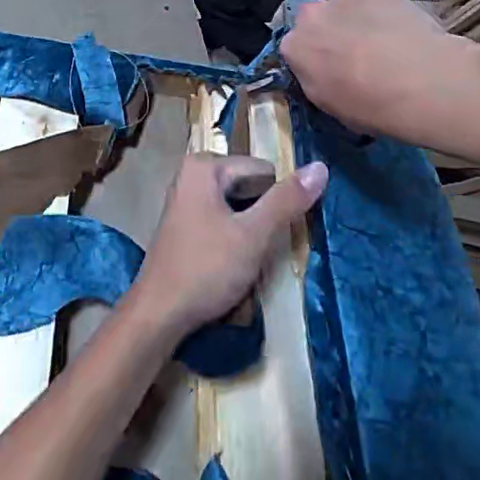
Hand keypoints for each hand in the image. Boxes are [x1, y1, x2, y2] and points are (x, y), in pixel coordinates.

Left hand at [126, 153, 327, 335]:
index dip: (277, 203)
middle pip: (251, 186)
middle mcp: (192, 173)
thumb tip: (320, 167)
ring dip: (252, 230)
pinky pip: (224, 219)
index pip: (264, 171)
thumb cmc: (206, 269)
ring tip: (248, 258)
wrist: (159, 313)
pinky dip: (235, 237)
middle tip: (260, 248)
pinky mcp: (187, 223)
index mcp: (204, 166)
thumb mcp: (253, 235)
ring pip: (239, 205)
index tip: (273, 234)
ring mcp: (187, 198)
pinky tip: (234, 262)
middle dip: (263, 216)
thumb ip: (286, 201)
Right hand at [282, 0, 479, 141]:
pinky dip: (380, 13)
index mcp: (294, 48)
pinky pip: (370, 1)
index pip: (294, 50)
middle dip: (330, 35)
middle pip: (315, 22)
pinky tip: (400, 32)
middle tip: (356, 56)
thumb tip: (325, 74)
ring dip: (354, 22)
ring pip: (343, 9)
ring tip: (384, 44)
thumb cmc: (370, 105)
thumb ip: (317, 81)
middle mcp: (310, 17)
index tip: (330, 73)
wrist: (420, 82)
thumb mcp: (331, 106)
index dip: (313, 61)